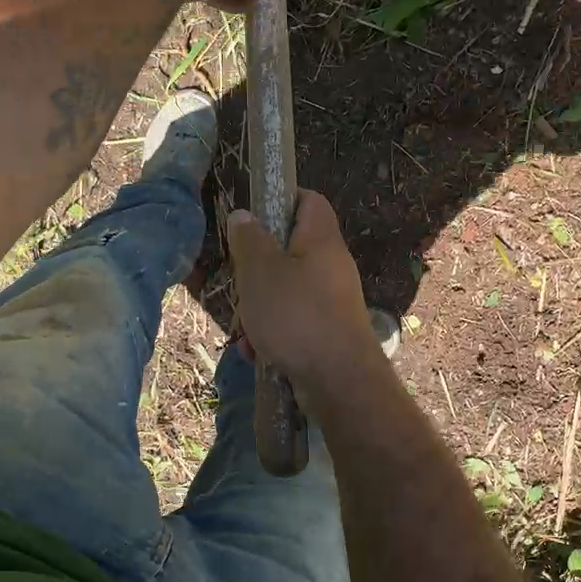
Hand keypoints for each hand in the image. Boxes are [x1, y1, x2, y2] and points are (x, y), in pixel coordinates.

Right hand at [226, 191, 388, 408]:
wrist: (340, 382)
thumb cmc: (297, 316)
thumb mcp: (260, 272)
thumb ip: (249, 240)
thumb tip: (244, 215)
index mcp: (321, 239)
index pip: (309, 200)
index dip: (282, 199)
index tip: (253, 217)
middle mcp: (332, 265)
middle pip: (291, 250)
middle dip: (258, 268)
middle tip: (240, 283)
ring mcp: (333, 300)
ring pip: (288, 290)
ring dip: (260, 307)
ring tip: (244, 329)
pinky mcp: (330, 332)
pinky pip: (295, 321)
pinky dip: (274, 332)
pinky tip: (257, 353)